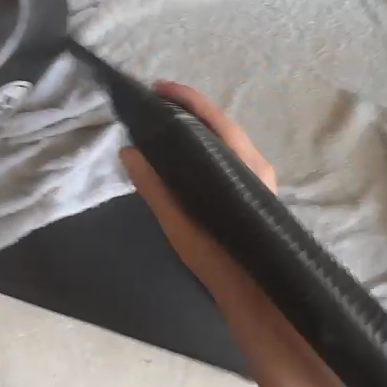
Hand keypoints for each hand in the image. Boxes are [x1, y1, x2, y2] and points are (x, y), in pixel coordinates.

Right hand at [119, 82, 276, 299]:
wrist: (257, 299)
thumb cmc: (219, 258)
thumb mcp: (179, 221)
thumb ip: (154, 185)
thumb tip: (129, 151)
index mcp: (245, 164)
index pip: (214, 117)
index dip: (185, 98)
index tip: (157, 87)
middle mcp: (256, 164)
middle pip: (220, 125)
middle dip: (188, 109)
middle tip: (155, 103)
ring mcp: (257, 179)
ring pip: (224, 142)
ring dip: (196, 128)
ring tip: (163, 124)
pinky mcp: (252, 194)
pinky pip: (226, 158)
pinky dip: (204, 147)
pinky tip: (182, 156)